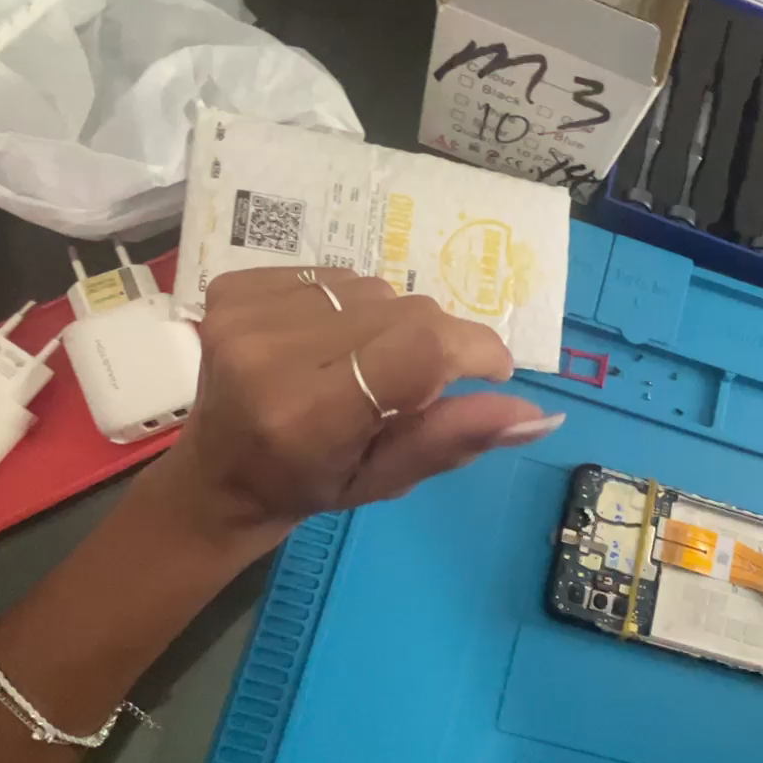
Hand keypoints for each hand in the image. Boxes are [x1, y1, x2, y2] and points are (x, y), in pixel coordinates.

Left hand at [146, 267, 562, 552]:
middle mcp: (271, 355)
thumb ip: (457, 439)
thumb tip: (542, 414)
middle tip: (419, 383)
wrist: (220, 470)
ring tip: (365, 364)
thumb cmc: (311, 486)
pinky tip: (331, 342)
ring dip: (392, 323)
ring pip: (374, 289)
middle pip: (406, 313)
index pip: (420, 349)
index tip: (492, 370)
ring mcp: (245, 314)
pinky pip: (335, 276)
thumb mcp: (388, 478)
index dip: (473, 349)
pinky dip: (352, 306)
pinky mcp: (233, 286)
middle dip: (436, 342)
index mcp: (308, 418)